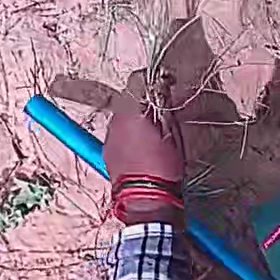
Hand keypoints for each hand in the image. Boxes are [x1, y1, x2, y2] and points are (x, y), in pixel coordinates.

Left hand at [105, 74, 186, 226]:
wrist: (145, 200)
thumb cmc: (164, 167)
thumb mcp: (173, 134)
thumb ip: (164, 108)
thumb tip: (161, 90)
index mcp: (132, 111)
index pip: (137, 81)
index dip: (152, 79)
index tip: (165, 83)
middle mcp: (116, 119)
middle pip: (128, 98)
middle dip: (143, 99)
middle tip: (161, 109)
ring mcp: (109, 135)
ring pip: (122, 115)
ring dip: (134, 117)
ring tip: (151, 131)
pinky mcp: (106, 149)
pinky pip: (118, 132)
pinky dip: (128, 132)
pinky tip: (140, 145)